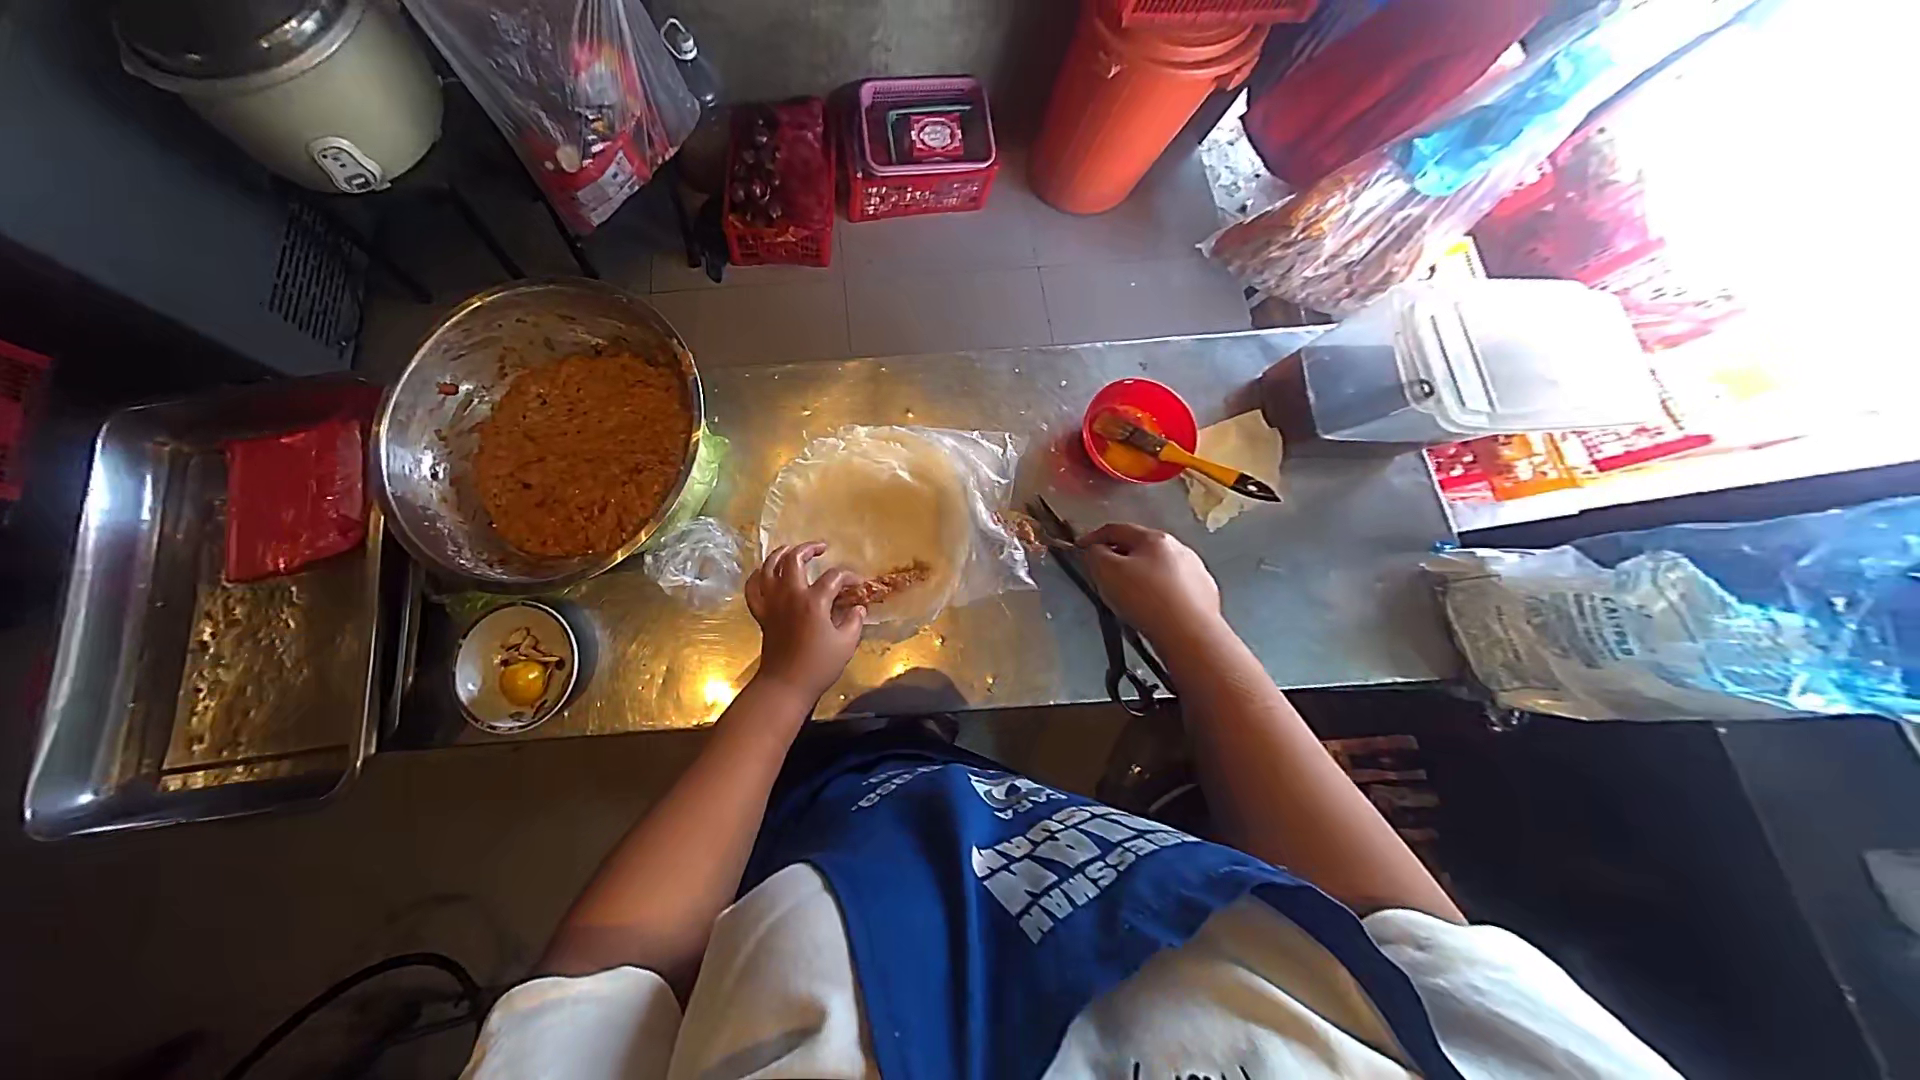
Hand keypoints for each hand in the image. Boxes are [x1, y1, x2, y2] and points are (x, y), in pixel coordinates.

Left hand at [745, 542, 864, 700]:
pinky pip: (753, 588)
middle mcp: (790, 596)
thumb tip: (858, 608)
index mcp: (814, 602)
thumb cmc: (819, 666)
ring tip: (791, 549)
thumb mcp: (846, 644)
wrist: (786, 685)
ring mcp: (772, 603)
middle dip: (809, 549)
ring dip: (780, 554)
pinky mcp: (761, 614)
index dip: (849, 577)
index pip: (834, 577)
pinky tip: (766, 572)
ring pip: (769, 568)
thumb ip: (854, 621)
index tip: (858, 584)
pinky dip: (758, 576)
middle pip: (794, 559)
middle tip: (821, 548)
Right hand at [1079, 523, 1222, 643]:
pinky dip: (1160, 595)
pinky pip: (1175, 589)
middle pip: (1140, 548)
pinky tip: (1154, 611)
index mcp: (1154, 538)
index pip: (1117, 529)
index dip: (1093, 537)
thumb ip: (1094, 555)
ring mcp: (1195, 572)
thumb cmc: (1146, 600)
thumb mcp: (1106, 572)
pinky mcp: (1205, 595)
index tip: (1081, 548)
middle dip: (1119, 558)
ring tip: (1130, 598)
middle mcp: (1179, 549)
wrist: (1189, 634)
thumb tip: (1094, 551)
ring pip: (1159, 569)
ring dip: (1142, 576)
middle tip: (1103, 575)